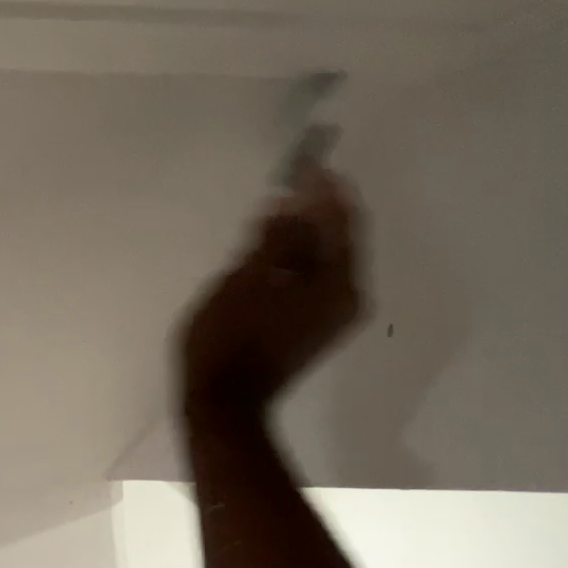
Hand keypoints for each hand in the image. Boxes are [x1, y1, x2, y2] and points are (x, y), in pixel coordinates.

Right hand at [177, 163, 363, 421]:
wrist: (221, 404)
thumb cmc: (227, 342)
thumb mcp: (244, 282)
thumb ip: (272, 241)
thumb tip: (288, 205)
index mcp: (338, 283)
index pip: (341, 220)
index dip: (324, 189)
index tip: (306, 163)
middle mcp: (346, 298)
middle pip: (337, 241)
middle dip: (313, 212)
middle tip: (289, 187)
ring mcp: (328, 319)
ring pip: (321, 264)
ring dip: (300, 239)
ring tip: (271, 220)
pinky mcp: (308, 333)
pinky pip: (309, 284)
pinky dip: (292, 265)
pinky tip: (267, 258)